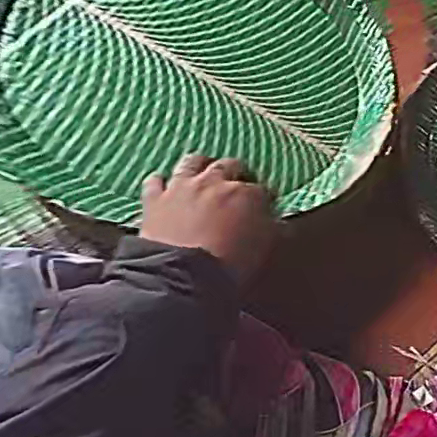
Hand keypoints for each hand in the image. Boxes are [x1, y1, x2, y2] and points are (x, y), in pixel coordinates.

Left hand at [138, 154, 278, 282]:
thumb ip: (274, 228)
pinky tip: (166, 187)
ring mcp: (182, 186)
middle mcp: (215, 181)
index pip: (262, 189)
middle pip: (229, 165)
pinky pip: (156, 180)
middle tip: (238, 182)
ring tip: (204, 173)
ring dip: (201, 165)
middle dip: (237, 171)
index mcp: (246, 193)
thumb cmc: (230, 261)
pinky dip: (162, 182)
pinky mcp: (155, 198)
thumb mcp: (264, 247)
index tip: (266, 206)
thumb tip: (281, 222)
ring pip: (192, 161)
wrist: (181, 274)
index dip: (266, 197)